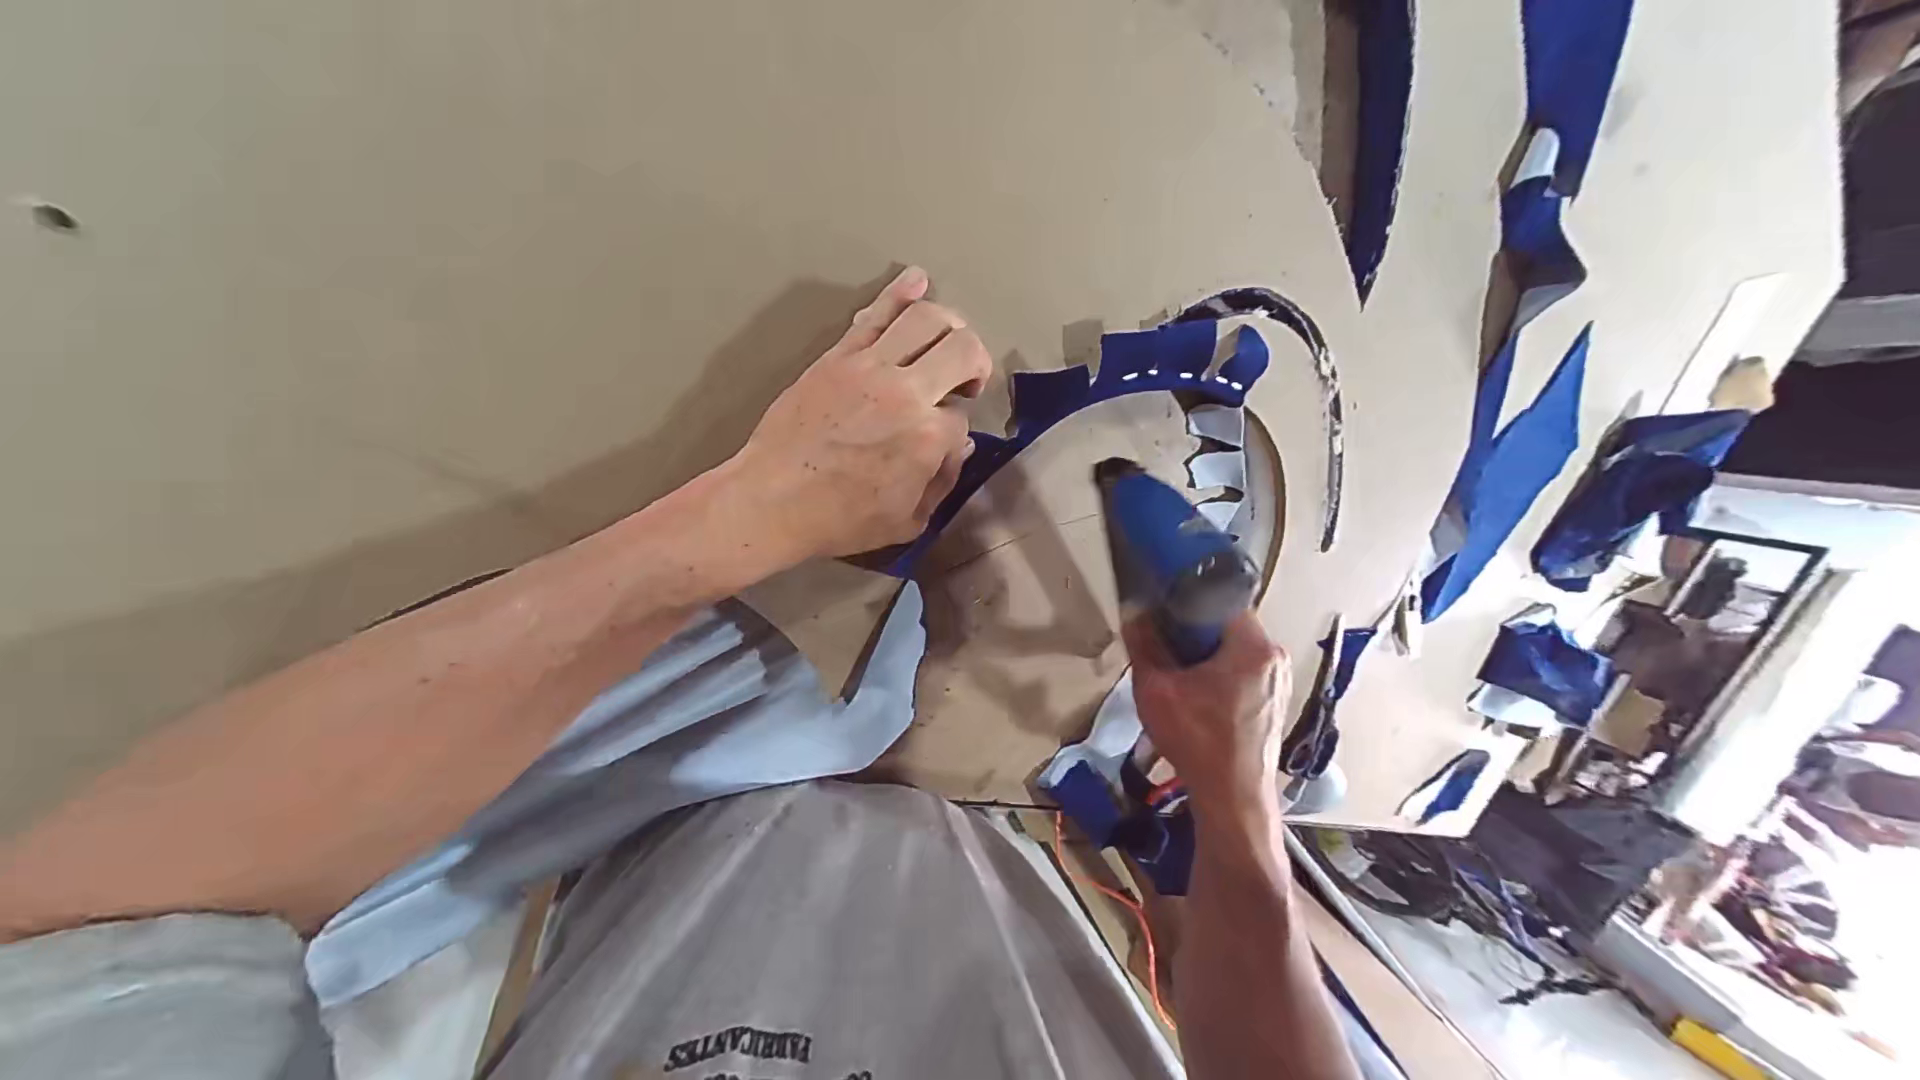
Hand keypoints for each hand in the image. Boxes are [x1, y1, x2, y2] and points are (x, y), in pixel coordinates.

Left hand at [732, 265, 991, 560]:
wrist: (771, 501)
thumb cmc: (839, 521)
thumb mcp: (907, 522)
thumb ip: (941, 483)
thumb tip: (958, 445)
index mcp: (926, 438)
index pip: (961, 418)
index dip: (956, 430)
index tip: (939, 443)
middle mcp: (905, 393)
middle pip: (962, 350)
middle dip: (975, 363)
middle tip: (967, 381)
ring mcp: (869, 367)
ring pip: (925, 318)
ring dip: (950, 323)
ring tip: (950, 339)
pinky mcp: (838, 356)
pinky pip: (876, 315)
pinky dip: (900, 293)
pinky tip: (918, 280)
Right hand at [1125, 612, 1290, 819]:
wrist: (1232, 799)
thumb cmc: (1197, 740)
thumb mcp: (1156, 690)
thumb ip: (1143, 645)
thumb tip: (1133, 613)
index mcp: (1254, 647)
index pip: (1220, 600)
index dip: (1187, 600)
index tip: (1161, 610)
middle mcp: (1274, 658)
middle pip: (1227, 625)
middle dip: (1193, 631)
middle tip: (1164, 644)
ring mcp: (1279, 682)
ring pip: (1234, 649)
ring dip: (1205, 654)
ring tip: (1176, 672)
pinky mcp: (1274, 703)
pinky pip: (1243, 671)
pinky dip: (1219, 674)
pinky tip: (1196, 695)